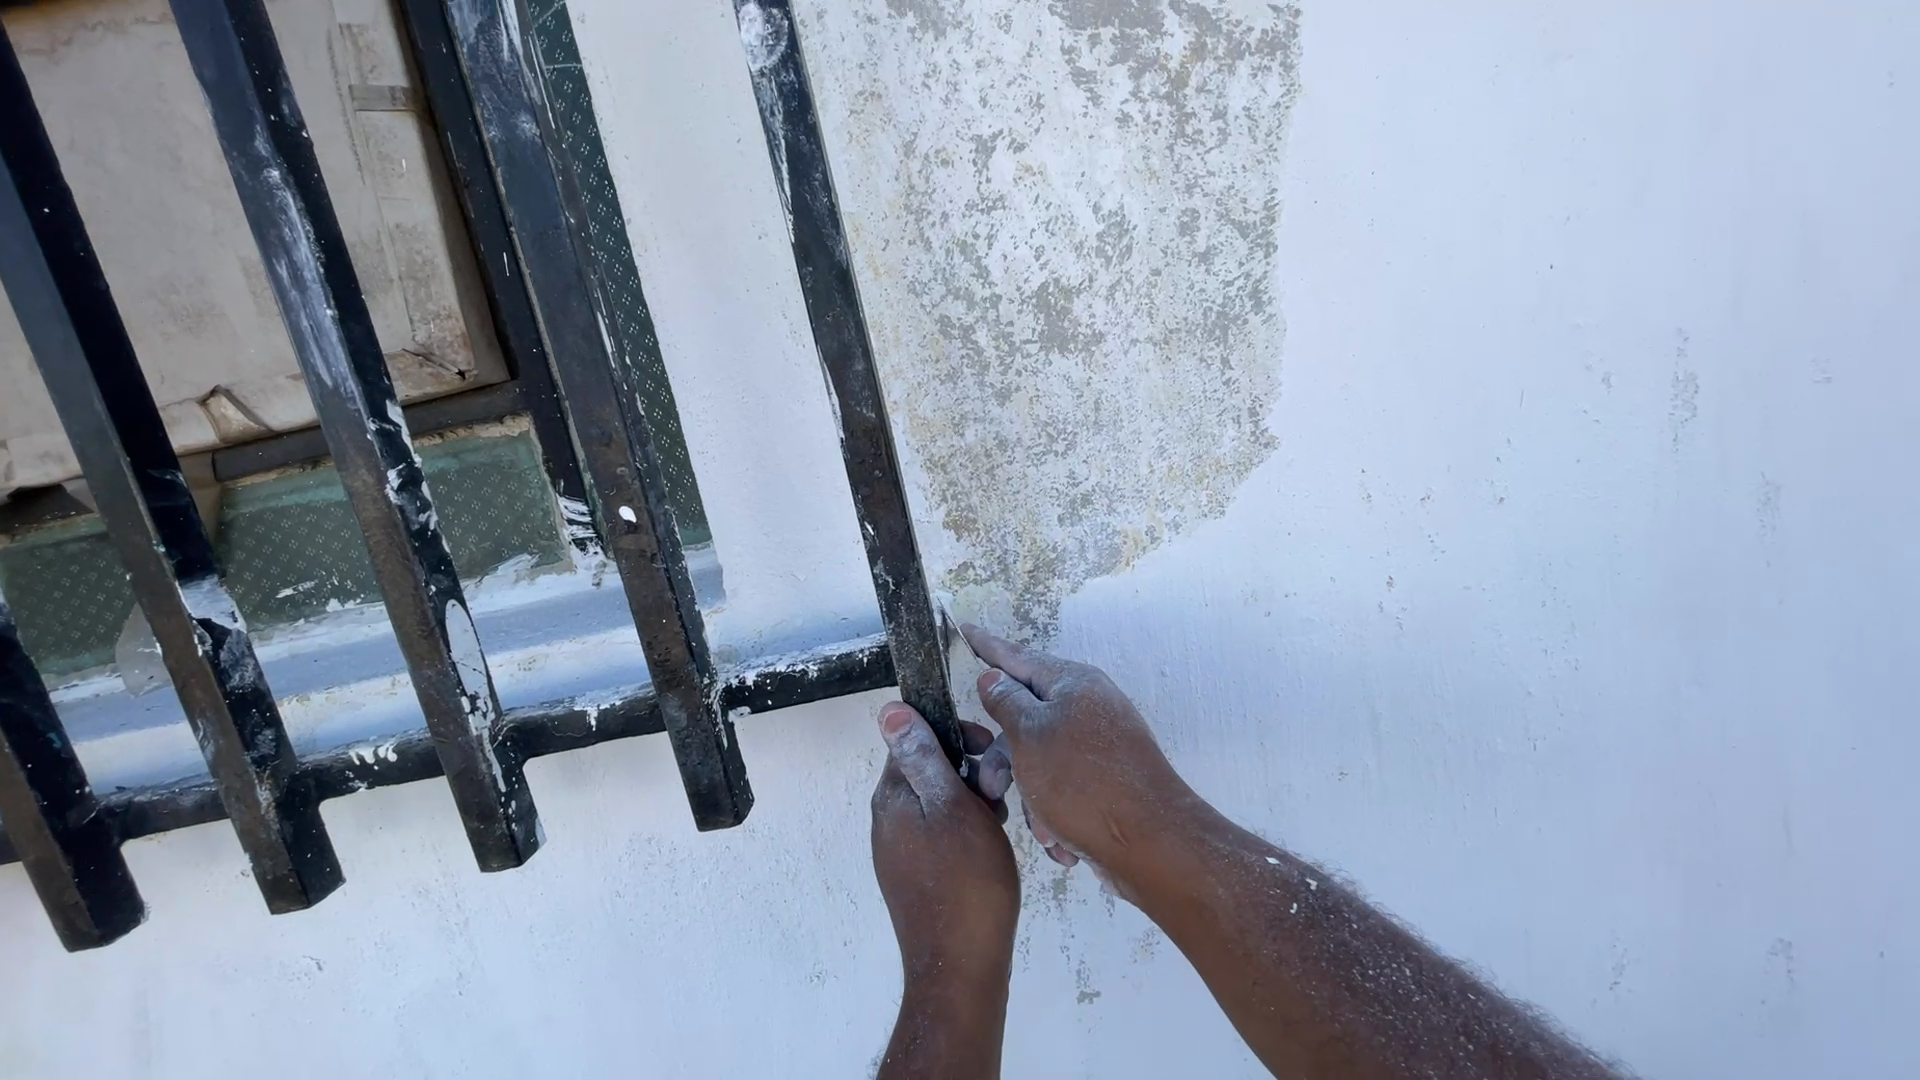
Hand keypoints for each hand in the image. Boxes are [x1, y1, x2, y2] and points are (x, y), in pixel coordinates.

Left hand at [870, 702, 1019, 991]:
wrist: (962, 967)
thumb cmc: (966, 881)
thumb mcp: (951, 805)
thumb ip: (923, 756)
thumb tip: (888, 710)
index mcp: (893, 796)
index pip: (915, 736)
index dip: (954, 735)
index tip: (986, 750)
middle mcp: (890, 817)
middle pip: (930, 767)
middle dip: (969, 770)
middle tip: (998, 793)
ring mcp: (902, 847)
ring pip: (941, 799)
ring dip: (973, 800)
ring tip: (997, 823)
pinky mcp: (917, 871)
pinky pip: (942, 830)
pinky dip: (968, 828)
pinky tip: (988, 846)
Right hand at [962, 625, 1193, 879]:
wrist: (1152, 845)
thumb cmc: (1083, 781)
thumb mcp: (1031, 735)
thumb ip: (1007, 702)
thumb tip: (995, 677)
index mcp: (1072, 683)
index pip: (1018, 656)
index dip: (987, 645)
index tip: (965, 629)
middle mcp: (1088, 706)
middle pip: (1026, 718)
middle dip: (1004, 759)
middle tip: (990, 788)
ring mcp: (1099, 744)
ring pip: (1041, 760)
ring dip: (1032, 795)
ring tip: (1041, 831)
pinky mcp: (1106, 780)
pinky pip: (1065, 788)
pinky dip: (1056, 813)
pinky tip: (1060, 843)